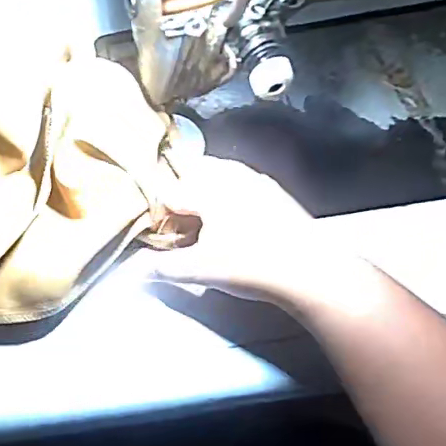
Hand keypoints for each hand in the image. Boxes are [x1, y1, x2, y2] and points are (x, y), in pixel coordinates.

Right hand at [149, 156, 374, 312]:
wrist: (311, 271)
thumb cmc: (250, 266)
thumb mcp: (199, 270)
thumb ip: (162, 267)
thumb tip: (133, 270)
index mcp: (209, 186)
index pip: (167, 191)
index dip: (156, 212)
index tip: (153, 233)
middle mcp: (232, 174)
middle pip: (192, 176)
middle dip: (179, 197)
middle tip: (174, 224)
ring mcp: (257, 181)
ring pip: (217, 177)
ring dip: (203, 195)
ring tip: (199, 225)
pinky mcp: (275, 193)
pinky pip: (239, 186)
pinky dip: (226, 199)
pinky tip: (230, 226)